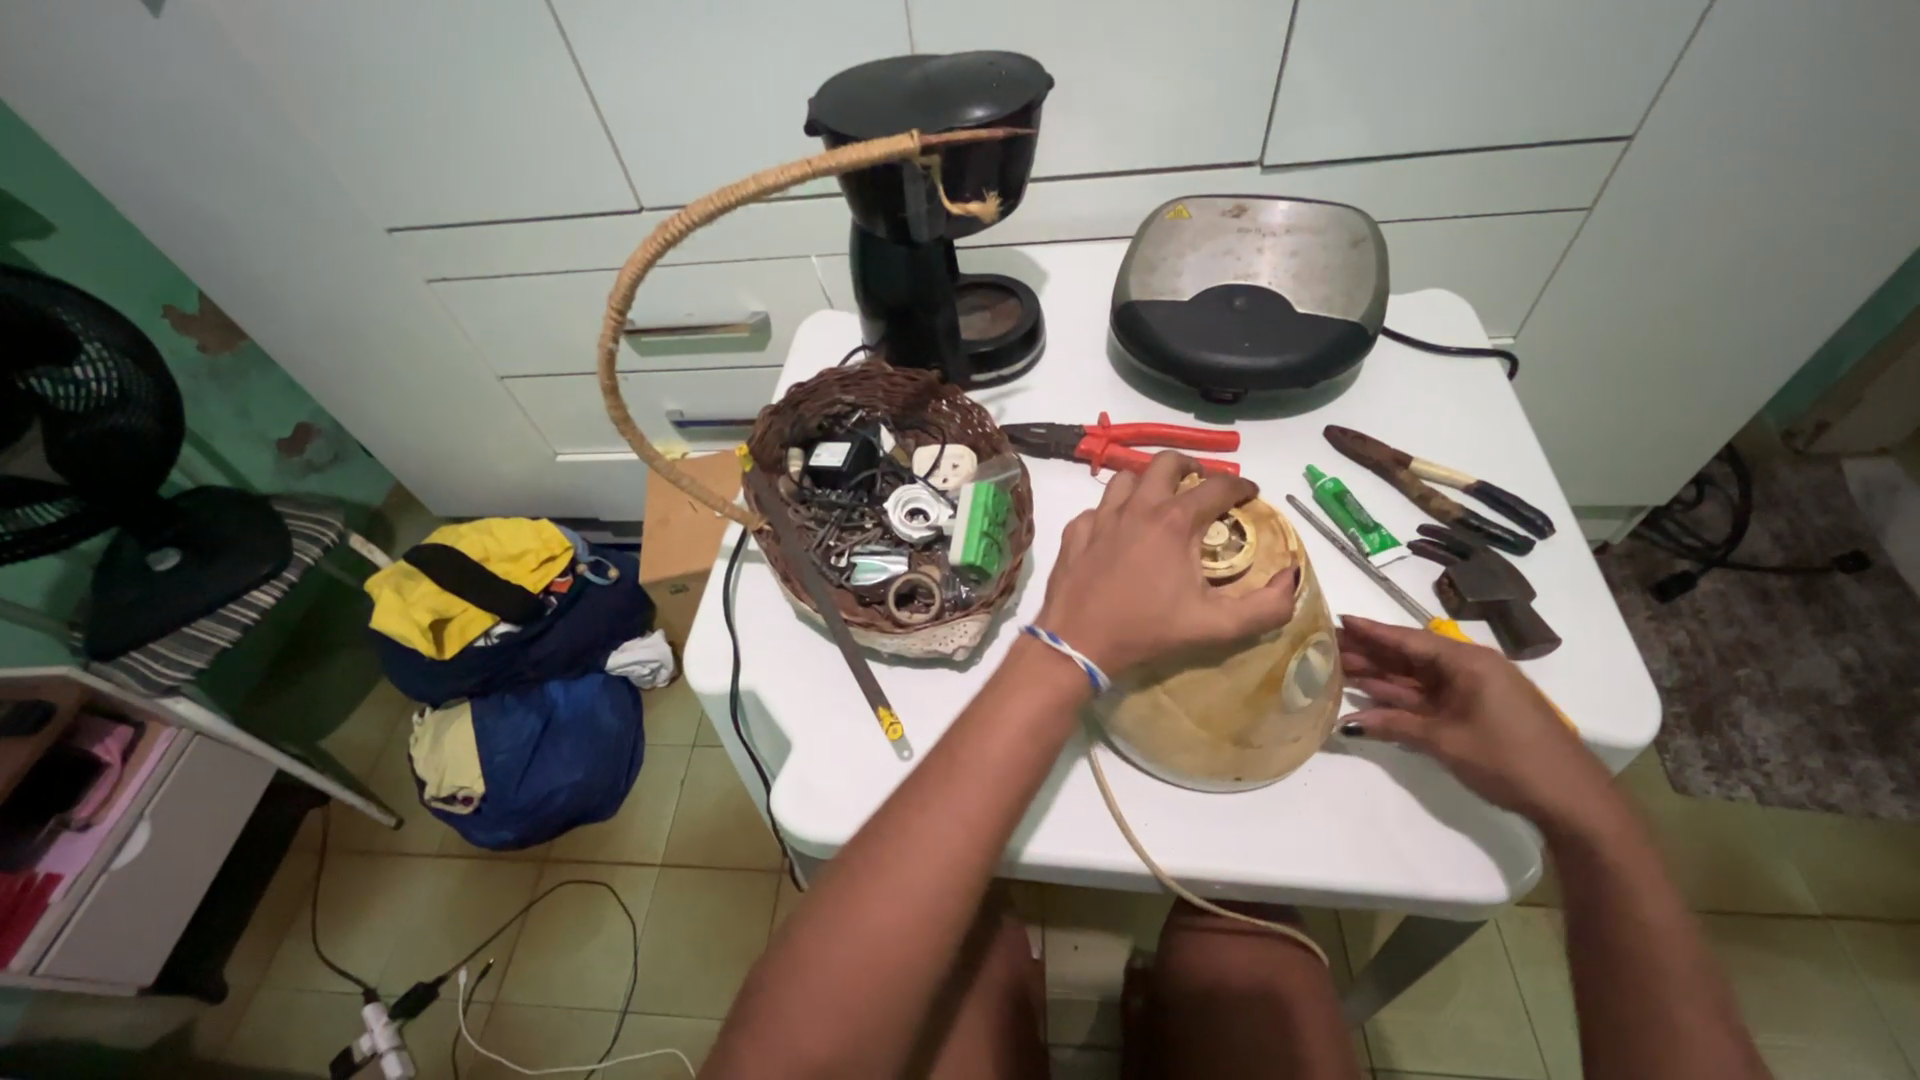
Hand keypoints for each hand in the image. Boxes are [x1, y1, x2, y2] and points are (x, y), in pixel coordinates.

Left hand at [1035, 451, 1298, 676]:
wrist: (1077, 643)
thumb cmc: (1147, 631)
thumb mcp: (1215, 627)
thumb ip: (1265, 607)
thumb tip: (1290, 580)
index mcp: (1174, 522)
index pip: (1217, 486)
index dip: (1241, 486)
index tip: (1250, 494)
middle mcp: (1137, 508)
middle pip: (1166, 463)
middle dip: (1190, 467)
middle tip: (1201, 485)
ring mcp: (1101, 517)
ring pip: (1125, 478)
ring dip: (1147, 482)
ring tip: (1158, 501)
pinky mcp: (1075, 532)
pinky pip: (1096, 508)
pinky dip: (1112, 512)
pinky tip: (1117, 531)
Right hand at [1337, 616, 1616, 831]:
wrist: (1570, 799)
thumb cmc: (1509, 759)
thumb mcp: (1446, 741)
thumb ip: (1394, 725)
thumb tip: (1347, 722)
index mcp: (1468, 663)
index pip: (1408, 641)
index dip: (1372, 631)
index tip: (1339, 619)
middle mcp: (1468, 670)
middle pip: (1409, 656)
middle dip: (1368, 652)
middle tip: (1325, 645)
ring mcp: (1471, 692)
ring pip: (1415, 678)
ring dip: (1379, 675)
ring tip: (1336, 666)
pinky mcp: (1472, 713)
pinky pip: (1427, 698)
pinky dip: (1399, 697)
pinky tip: (1367, 695)